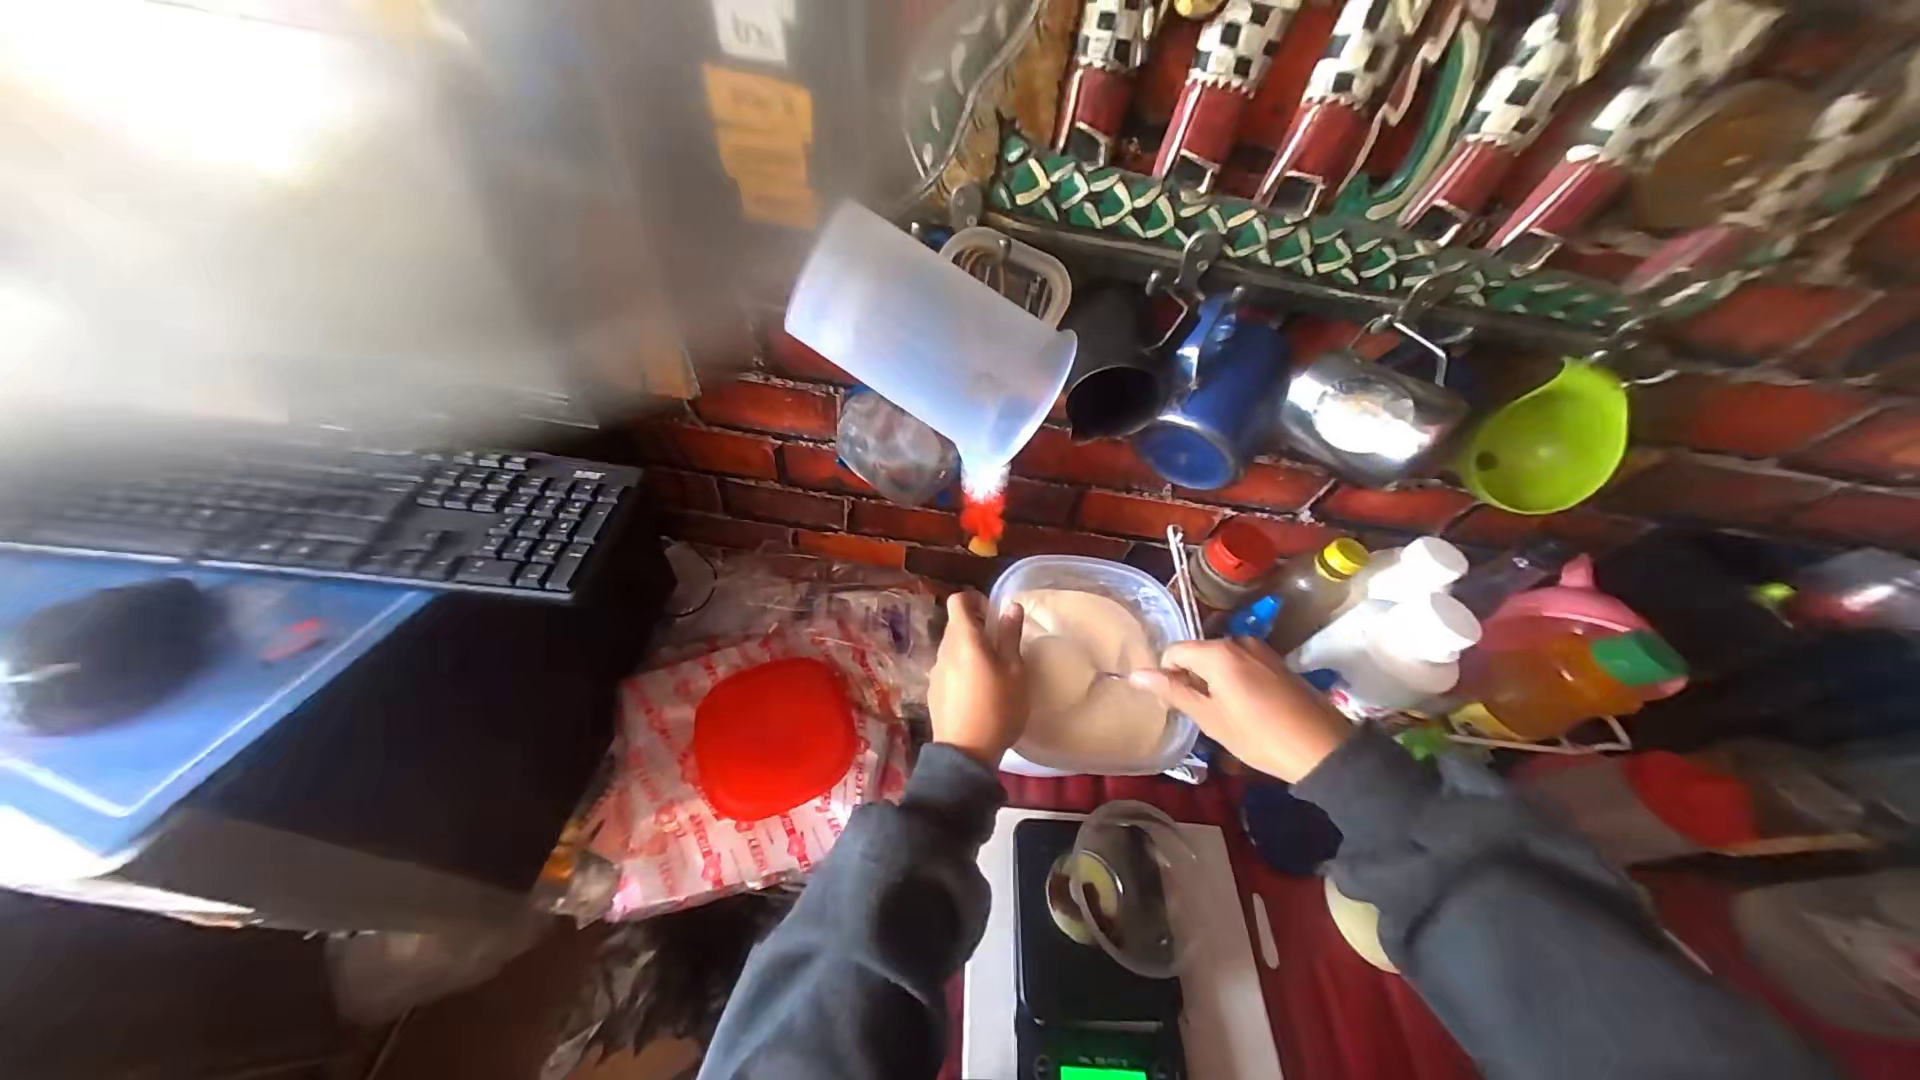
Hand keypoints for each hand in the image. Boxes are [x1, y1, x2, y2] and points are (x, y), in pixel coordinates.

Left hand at [929, 591, 1027, 766]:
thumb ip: (1010, 636)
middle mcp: (944, 649)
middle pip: (955, 624)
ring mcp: (935, 670)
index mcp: (964, 639)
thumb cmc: (998, 707)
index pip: (958, 600)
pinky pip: (948, 667)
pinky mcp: (933, 690)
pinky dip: (961, 668)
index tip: (993, 615)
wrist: (965, 752)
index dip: (975, 600)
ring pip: (952, 647)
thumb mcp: (1015, 670)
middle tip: (1000, 646)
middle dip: (976, 627)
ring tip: (991, 671)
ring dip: (969, 649)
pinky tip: (977, 691)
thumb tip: (1010, 607)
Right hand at [1129, 638, 1351, 782]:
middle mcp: (1238, 641)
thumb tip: (1136, 674)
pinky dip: (1234, 680)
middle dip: (1192, 678)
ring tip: (1224, 713)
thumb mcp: (1209, 717)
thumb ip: (1172, 691)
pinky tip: (1246, 707)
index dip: (1168, 676)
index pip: (1174, 652)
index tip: (1179, 704)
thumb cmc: (1258, 735)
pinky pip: (1241, 663)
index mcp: (1217, 652)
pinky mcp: (1276, 661)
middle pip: (1197, 653)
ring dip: (1213, 680)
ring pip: (1220, 659)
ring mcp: (1260, 649)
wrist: (1322, 748)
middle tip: (1201, 712)